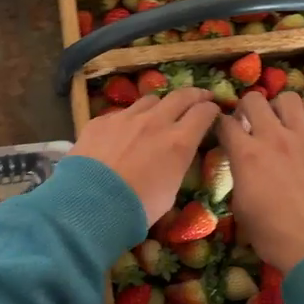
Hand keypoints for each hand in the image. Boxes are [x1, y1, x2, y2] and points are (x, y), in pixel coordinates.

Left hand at [72, 88, 220, 225]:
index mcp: (179, 142)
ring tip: (158, 114)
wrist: (90, 205)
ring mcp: (125, 118)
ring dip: (159, 106)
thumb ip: (176, 164)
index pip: (203, 113)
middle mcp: (155, 122)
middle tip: (199, 97)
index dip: (211, 110)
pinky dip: (128, 120)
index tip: (213, 111)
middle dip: (194, 95)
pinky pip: (121, 113)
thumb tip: (175, 155)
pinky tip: (122, 133)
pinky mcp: (101, 121)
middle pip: (180, 96)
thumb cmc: (137, 208)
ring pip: (149, 100)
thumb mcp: (170, 191)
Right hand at [218, 92, 303, 271]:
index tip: (222, 132)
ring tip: (280, 123)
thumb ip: (239, 178)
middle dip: (246, 108)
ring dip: (280, 108)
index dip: (220, 125)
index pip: (225, 123)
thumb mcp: (241, 209)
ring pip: (291, 100)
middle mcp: (274, 138)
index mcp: (247, 154)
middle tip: (249, 124)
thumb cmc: (273, 236)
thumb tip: (241, 168)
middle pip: (254, 100)